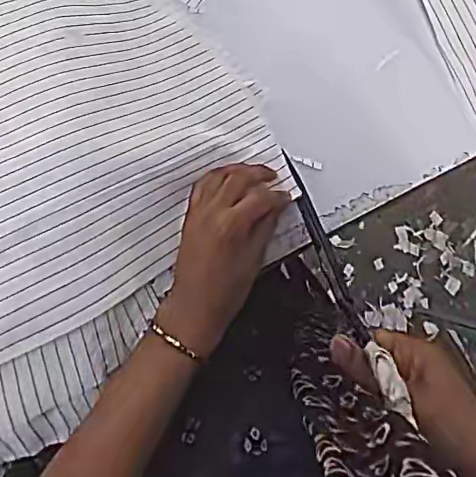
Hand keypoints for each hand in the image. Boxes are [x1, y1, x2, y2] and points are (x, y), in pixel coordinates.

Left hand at [155, 164, 289, 357]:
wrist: (195, 306)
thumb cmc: (222, 293)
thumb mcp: (254, 260)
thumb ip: (265, 228)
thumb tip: (275, 209)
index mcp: (231, 225)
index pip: (260, 197)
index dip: (277, 195)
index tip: (285, 197)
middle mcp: (212, 213)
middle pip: (239, 178)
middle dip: (259, 174)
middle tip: (272, 177)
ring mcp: (199, 212)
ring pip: (218, 175)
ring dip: (237, 170)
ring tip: (251, 172)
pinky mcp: (190, 215)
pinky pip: (202, 185)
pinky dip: (216, 176)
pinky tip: (225, 178)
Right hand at [330, 329, 475, 472]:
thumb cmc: (451, 431)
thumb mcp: (403, 400)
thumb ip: (368, 372)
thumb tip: (335, 341)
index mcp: (419, 350)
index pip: (372, 339)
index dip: (356, 357)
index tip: (339, 379)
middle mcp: (421, 363)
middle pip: (377, 362)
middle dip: (363, 380)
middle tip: (349, 401)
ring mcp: (425, 388)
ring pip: (384, 386)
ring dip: (374, 400)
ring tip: (361, 418)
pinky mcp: (426, 411)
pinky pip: (396, 403)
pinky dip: (386, 414)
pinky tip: (378, 429)